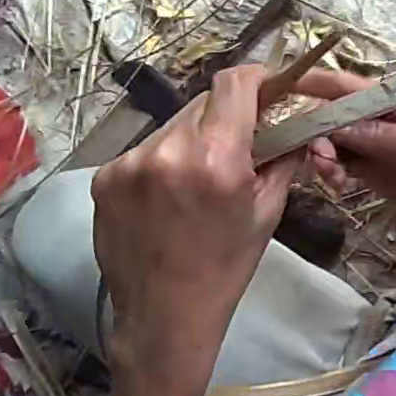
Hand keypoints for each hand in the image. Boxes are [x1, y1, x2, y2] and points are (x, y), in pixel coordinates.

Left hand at [92, 66, 300, 392]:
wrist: (164, 317)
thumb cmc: (226, 268)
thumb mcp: (268, 212)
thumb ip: (281, 157)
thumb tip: (290, 123)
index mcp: (217, 159)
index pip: (234, 83)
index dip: (256, 79)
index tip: (267, 89)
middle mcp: (168, 150)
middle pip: (204, 102)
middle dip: (226, 115)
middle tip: (238, 144)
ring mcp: (129, 162)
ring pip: (174, 124)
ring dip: (194, 137)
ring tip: (198, 178)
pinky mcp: (104, 176)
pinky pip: (146, 149)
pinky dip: (164, 159)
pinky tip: (167, 195)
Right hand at [294, 67, 395, 228]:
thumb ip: (372, 135)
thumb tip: (330, 123)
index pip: (351, 87)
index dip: (318, 85)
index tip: (285, 88)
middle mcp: (385, 120)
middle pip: (337, 117)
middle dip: (320, 133)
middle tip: (319, 159)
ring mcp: (381, 148)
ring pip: (338, 144)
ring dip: (326, 158)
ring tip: (332, 178)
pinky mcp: (380, 175)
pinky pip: (348, 168)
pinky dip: (336, 174)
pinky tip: (337, 185)